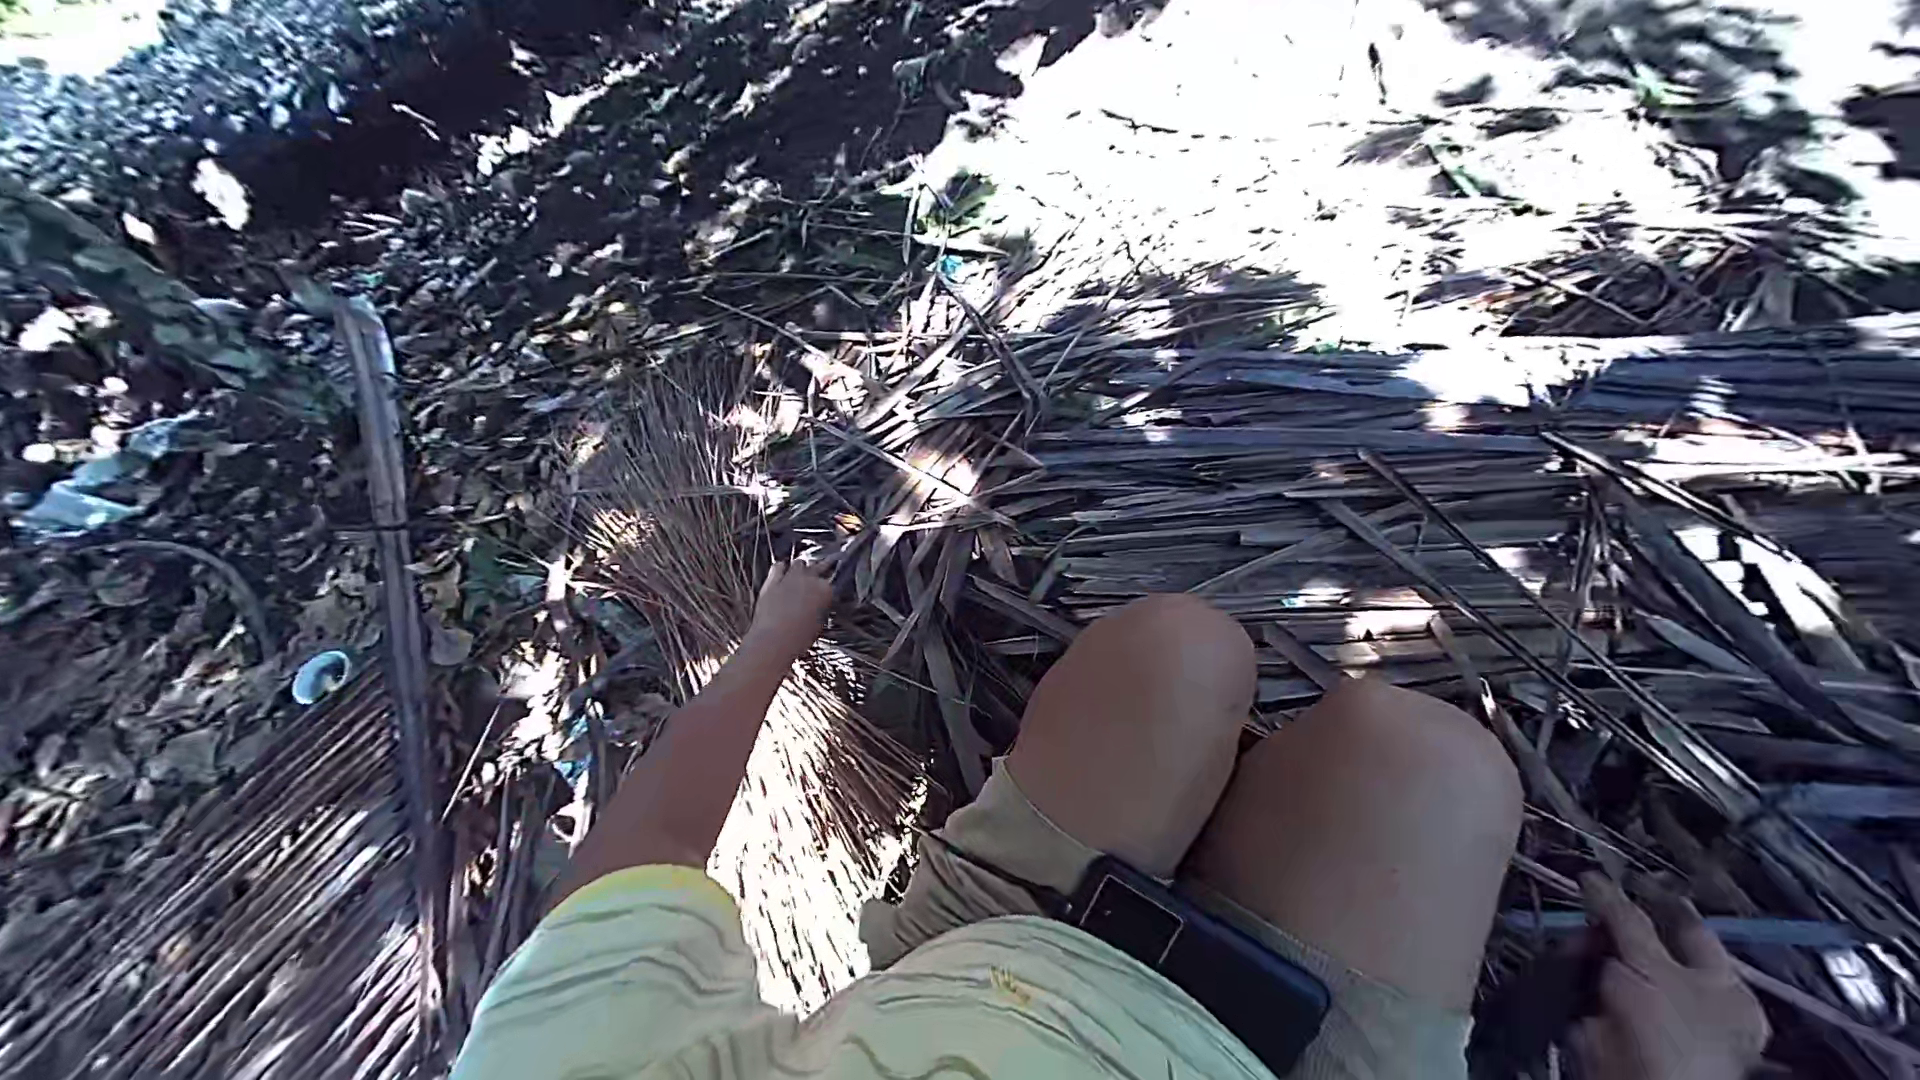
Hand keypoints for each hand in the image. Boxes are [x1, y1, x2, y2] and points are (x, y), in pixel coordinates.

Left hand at [745, 560, 830, 657]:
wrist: (774, 640)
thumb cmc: (800, 637)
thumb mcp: (820, 624)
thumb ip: (822, 609)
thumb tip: (819, 606)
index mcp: (825, 590)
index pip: (831, 583)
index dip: (827, 590)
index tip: (824, 595)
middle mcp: (810, 579)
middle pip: (817, 568)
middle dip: (817, 572)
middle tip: (815, 581)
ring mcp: (790, 577)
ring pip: (799, 563)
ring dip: (800, 569)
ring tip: (799, 576)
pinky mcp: (772, 580)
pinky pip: (778, 566)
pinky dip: (781, 568)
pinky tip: (781, 573)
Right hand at [1573, 873, 1769, 1079]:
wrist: (1635, 1076)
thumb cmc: (1673, 1029)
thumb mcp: (1653, 965)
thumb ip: (1623, 918)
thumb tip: (1592, 877)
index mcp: (1722, 987)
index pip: (1689, 929)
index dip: (1657, 901)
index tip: (1622, 873)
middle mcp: (1687, 992)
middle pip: (1640, 935)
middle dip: (1610, 919)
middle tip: (1589, 901)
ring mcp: (1644, 1000)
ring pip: (1607, 948)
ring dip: (1587, 938)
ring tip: (1577, 938)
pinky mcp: (1605, 1005)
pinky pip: (1585, 968)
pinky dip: (1572, 957)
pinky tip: (1566, 953)